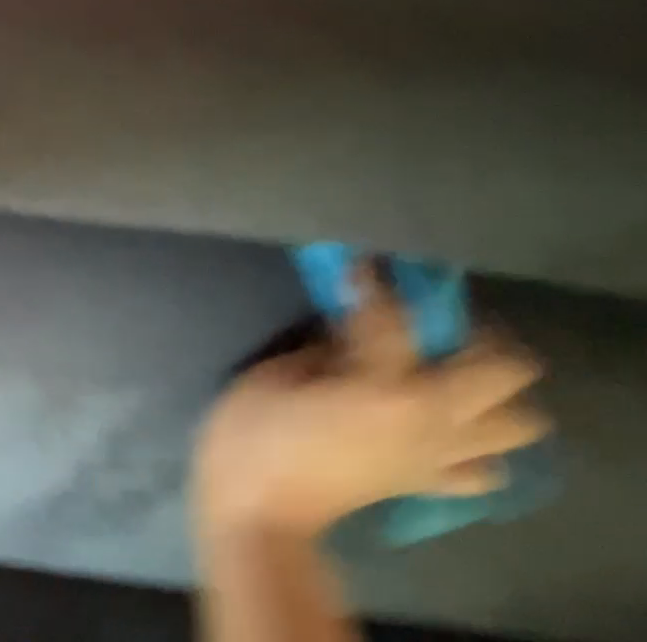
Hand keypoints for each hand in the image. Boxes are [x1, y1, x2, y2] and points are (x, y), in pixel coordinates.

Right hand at [195, 260, 548, 538]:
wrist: (258, 509)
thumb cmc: (251, 433)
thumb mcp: (273, 375)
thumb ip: (326, 349)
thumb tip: (350, 333)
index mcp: (388, 387)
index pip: (394, 317)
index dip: (372, 283)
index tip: (359, 262)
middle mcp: (437, 420)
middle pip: (506, 369)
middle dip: (472, 338)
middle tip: (425, 324)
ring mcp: (442, 456)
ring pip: (518, 422)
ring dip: (489, 394)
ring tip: (441, 377)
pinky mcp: (431, 483)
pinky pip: (483, 468)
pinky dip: (473, 449)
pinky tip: (435, 433)